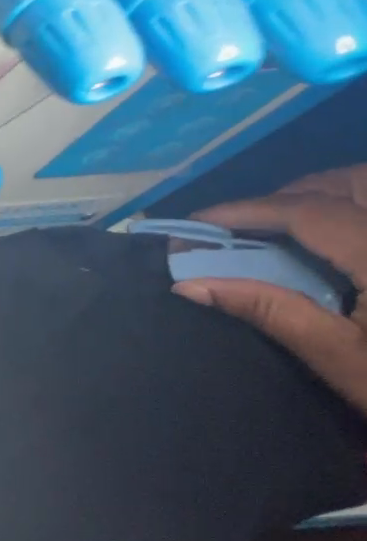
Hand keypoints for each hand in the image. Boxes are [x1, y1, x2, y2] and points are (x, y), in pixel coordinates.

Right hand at [173, 165, 366, 413]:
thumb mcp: (340, 357)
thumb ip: (270, 311)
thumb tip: (189, 285)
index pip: (310, 211)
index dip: (248, 210)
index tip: (197, 222)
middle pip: (354, 183)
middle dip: (293, 194)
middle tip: (245, 226)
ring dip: (331, 197)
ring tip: (290, 227)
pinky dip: (356, 212)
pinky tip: (338, 238)